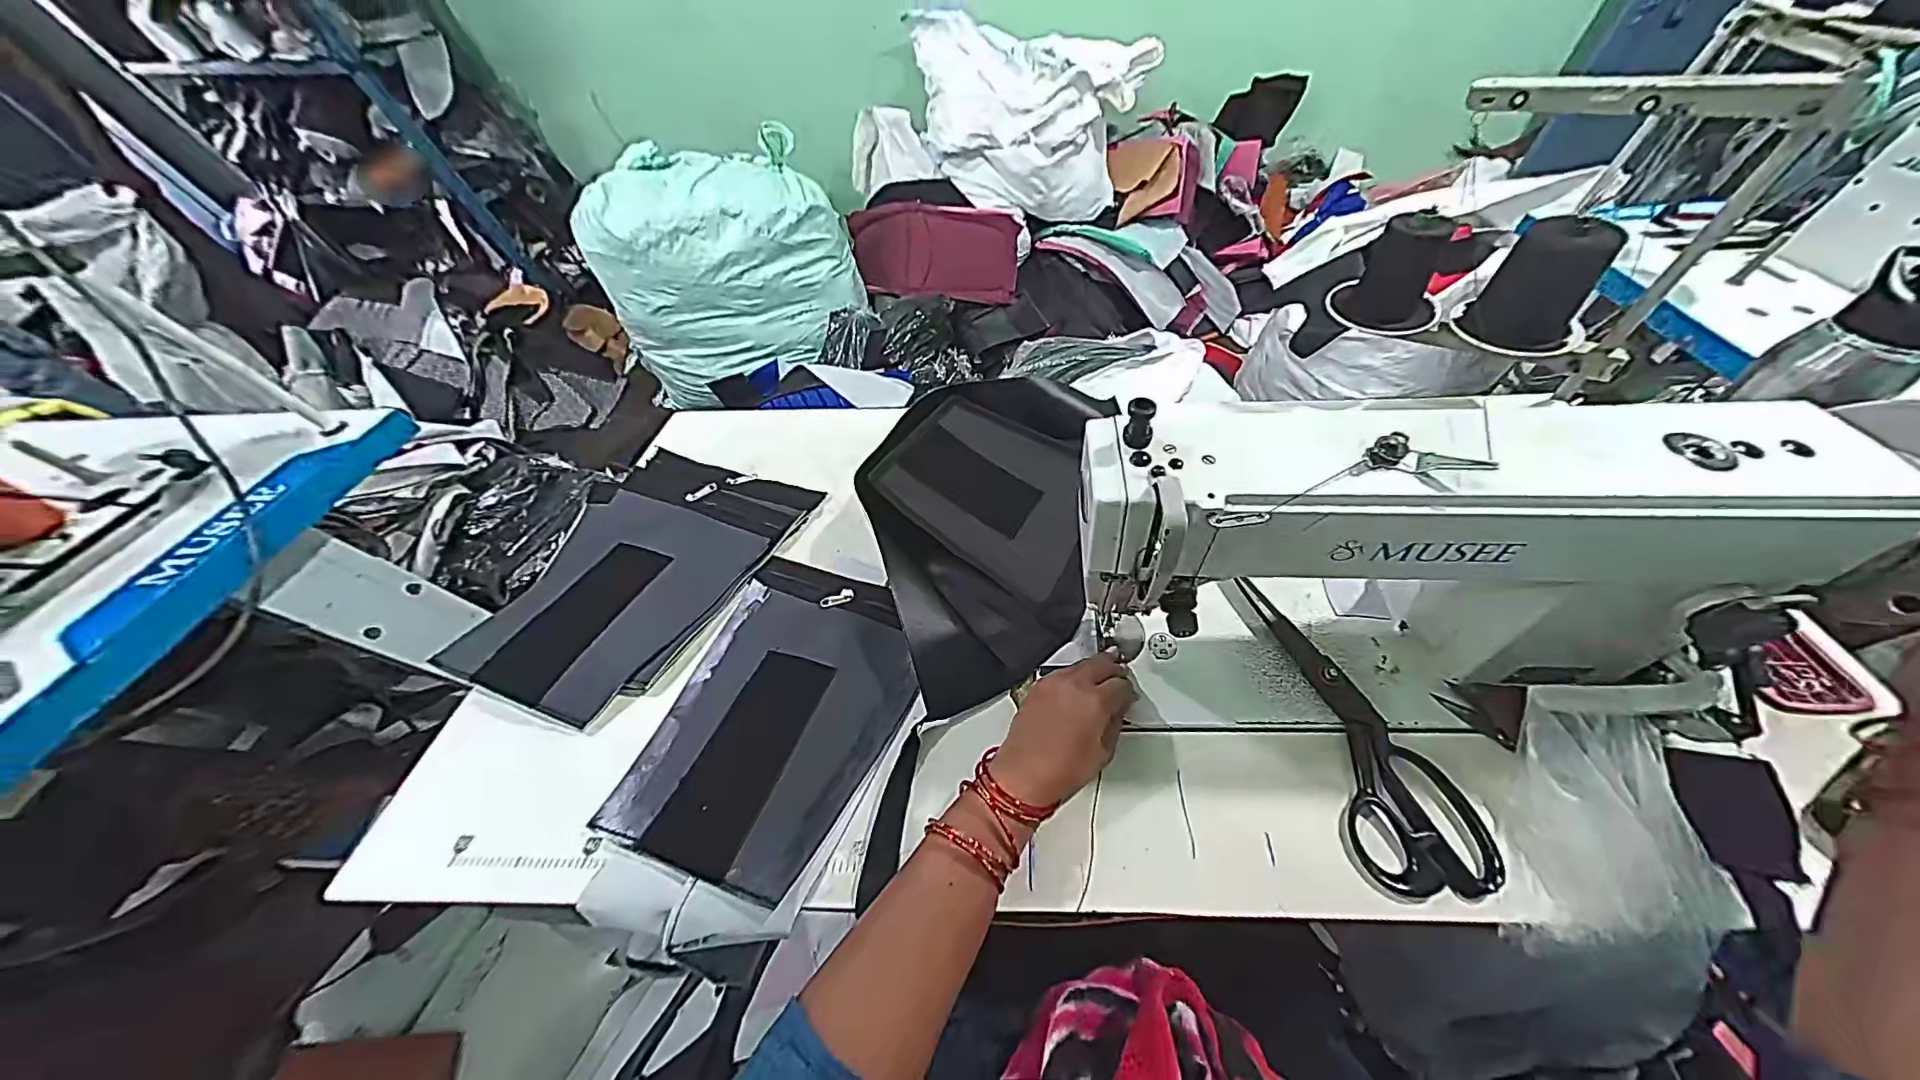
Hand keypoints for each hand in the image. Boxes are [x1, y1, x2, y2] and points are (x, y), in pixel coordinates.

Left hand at [992, 651, 1134, 806]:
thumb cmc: (1058, 769)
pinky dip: (1073, 676)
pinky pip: (1061, 673)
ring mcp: (1053, 683)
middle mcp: (1073, 685)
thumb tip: (1117, 711)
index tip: (1129, 697)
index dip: (1129, 691)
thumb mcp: (1103, 752)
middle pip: (1102, 662)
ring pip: (1081, 664)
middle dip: (1115, 669)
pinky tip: (1076, 688)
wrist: (1024, 774)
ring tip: (1099, 682)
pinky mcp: (1038, 687)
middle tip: (1120, 678)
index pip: (1122, 684)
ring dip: (1093, 669)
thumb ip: (1115, 723)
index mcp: (1095, 700)